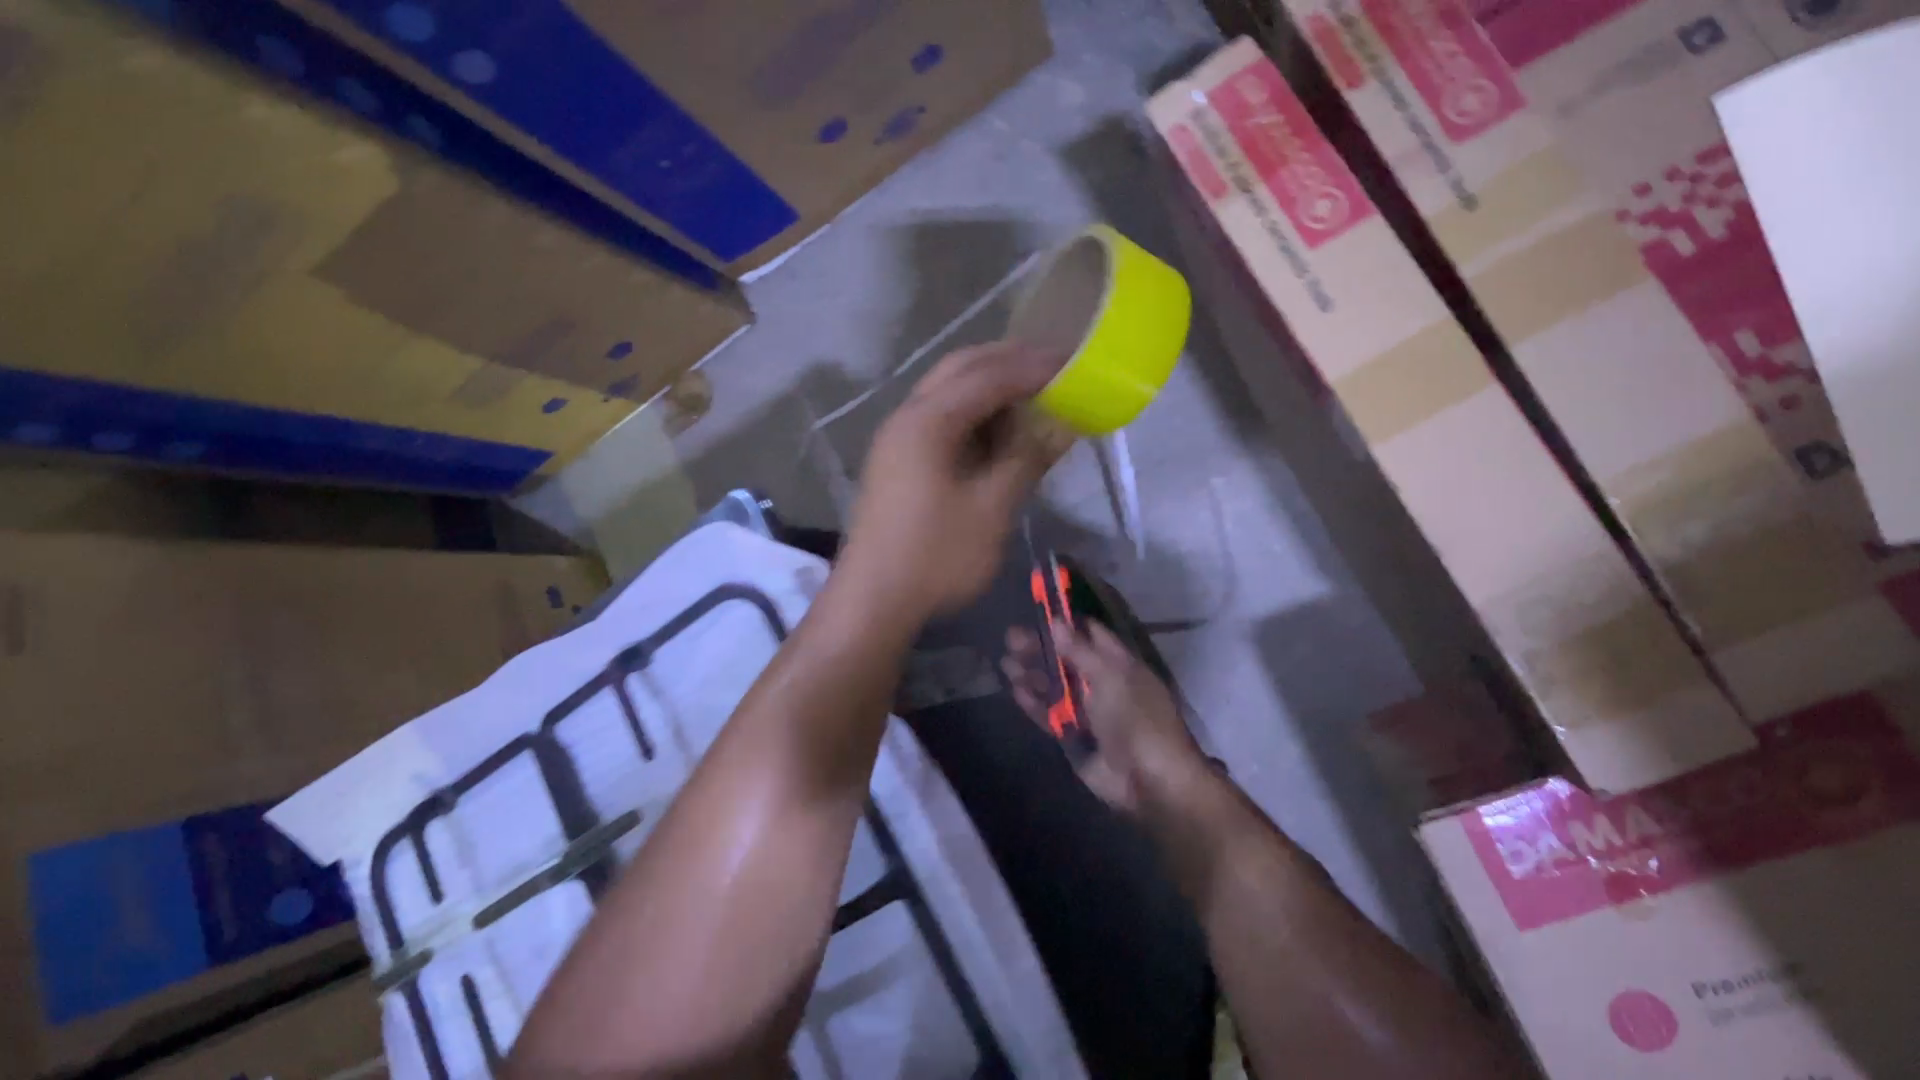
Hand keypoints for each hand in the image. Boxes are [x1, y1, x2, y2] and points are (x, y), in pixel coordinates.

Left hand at [839, 342, 1074, 620]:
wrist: (873, 602)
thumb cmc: (936, 557)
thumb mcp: (992, 508)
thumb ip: (1028, 457)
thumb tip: (1064, 422)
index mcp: (928, 420)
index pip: (989, 374)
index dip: (1035, 366)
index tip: (1076, 363)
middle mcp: (907, 417)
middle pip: (961, 369)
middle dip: (1009, 362)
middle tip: (1056, 368)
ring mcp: (898, 439)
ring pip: (949, 392)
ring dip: (992, 386)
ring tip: (1037, 395)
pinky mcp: (898, 462)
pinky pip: (941, 418)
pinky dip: (976, 413)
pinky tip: (1003, 431)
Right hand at [1002, 621, 1211, 812]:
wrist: (1149, 780)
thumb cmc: (1136, 719)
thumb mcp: (1110, 677)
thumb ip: (1080, 650)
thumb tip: (1057, 621)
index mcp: (1119, 664)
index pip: (1090, 634)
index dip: (1066, 621)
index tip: (1037, 610)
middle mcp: (1102, 683)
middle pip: (1066, 659)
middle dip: (1040, 648)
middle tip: (1011, 639)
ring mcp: (1087, 712)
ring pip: (1054, 686)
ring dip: (1032, 674)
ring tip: (1007, 663)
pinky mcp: (1074, 737)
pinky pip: (1050, 715)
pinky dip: (1034, 703)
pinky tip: (1015, 691)